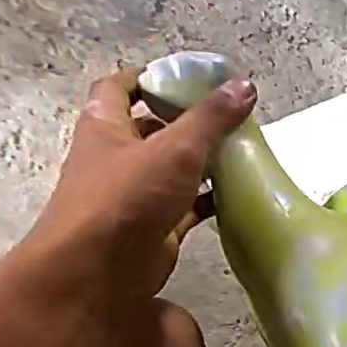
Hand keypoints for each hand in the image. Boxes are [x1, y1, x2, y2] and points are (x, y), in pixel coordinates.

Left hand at [15, 68, 255, 298]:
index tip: (182, 75)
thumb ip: (211, 118)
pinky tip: (235, 195)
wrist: (101, 271)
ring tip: (238, 152)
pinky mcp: (155, 228)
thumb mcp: (175, 148)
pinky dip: (208, 200)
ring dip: (200, 162)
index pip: (118, 87)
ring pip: (170, 170)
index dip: (146, 76)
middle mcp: (116, 158)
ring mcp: (135, 197)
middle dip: (183, 121)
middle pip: (150, 130)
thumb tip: (246, 85)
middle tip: (224, 117)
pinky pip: (185, 207)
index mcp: (105, 127)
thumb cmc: (127, 197)